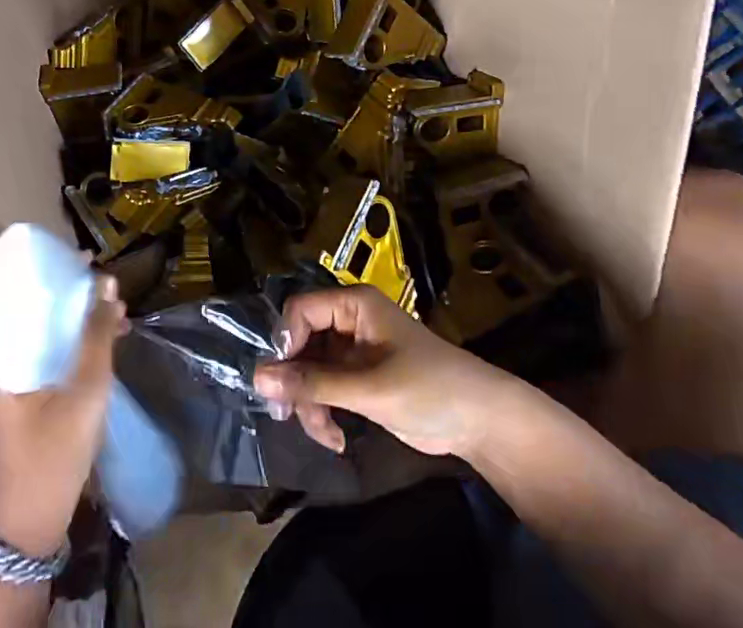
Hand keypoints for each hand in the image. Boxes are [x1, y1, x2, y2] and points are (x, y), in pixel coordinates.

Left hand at [0, 274, 126, 557]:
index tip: (80, 258)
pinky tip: (108, 337)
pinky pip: (53, 353)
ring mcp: (15, 378)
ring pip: (48, 332)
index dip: (48, 271)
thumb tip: (105, 284)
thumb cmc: (53, 453)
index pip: (17, 295)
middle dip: (71, 294)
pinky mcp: (31, 392)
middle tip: (105, 283)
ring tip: (114, 307)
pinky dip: (78, 342)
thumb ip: (95, 337)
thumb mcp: (83, 392)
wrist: (33, 519)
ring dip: (79, 319)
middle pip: (34, 311)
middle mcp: (1, 359)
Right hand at [253, 285, 519, 457]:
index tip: (280, 378)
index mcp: (353, 305)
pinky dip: (323, 411)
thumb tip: (257, 378)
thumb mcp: (369, 389)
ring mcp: (351, 351)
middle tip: (283, 413)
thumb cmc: (431, 390)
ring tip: (323, 434)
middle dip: (294, 380)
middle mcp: (348, 321)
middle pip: (299, 341)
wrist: (485, 424)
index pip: (299, 310)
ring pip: (307, 369)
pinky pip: (322, 387)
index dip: (285, 340)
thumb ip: (313, 383)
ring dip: (309, 402)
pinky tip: (335, 438)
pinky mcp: (357, 377)